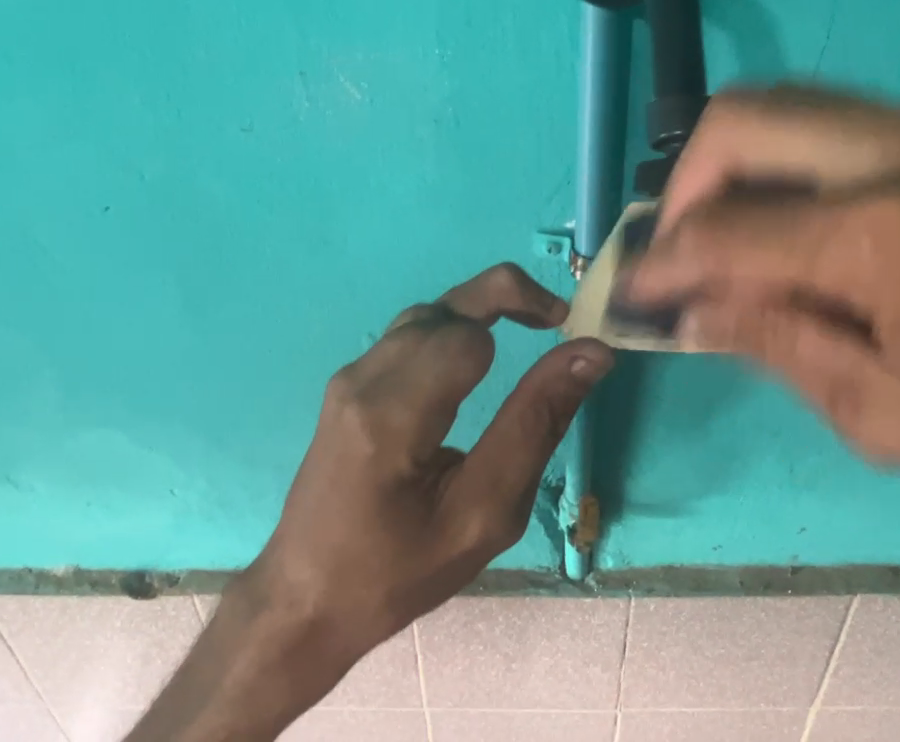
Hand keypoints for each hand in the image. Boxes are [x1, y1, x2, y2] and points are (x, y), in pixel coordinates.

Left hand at [251, 262, 612, 654]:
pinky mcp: (347, 387)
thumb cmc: (400, 570)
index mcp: (394, 412)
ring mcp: (349, 378)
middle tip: (556, 321)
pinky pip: (406, 336)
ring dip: (478, 313)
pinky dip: (451, 333)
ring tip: (528, 334)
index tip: (565, 344)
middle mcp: (364, 379)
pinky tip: (475, 364)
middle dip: (506, 300)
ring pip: (425, 315)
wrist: (307, 598)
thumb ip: (536, 425)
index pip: (469, 334)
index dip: (522, 326)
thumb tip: (591, 354)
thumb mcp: (483, 514)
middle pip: (446, 308)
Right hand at [626, 85, 899, 540]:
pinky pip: (836, 125)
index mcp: (893, 232)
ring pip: (786, 106)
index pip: (725, 228)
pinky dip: (785, 165)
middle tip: (676, 258)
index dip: (660, 263)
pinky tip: (793, 231)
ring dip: (731, 168)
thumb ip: (782, 347)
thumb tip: (689, 312)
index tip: (630, 296)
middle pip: (741, 119)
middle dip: (682, 186)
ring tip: (725, 246)